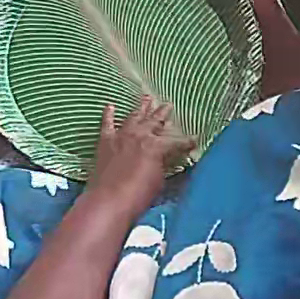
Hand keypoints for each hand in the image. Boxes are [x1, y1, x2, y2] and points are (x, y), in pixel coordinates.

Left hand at [89, 96, 195, 211]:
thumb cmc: (138, 195)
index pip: (176, 142)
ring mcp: (121, 136)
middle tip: (168, 105)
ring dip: (141, 108)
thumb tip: (168, 159)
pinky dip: (109, 114)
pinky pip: (107, 124)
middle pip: (154, 121)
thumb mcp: (159, 181)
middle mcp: (140, 135)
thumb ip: (164, 165)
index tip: (194, 141)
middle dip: (162, 113)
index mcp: (156, 145)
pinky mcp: (105, 142)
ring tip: (147, 98)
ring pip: (134, 117)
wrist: (108, 201)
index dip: (186, 143)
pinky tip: (110, 105)